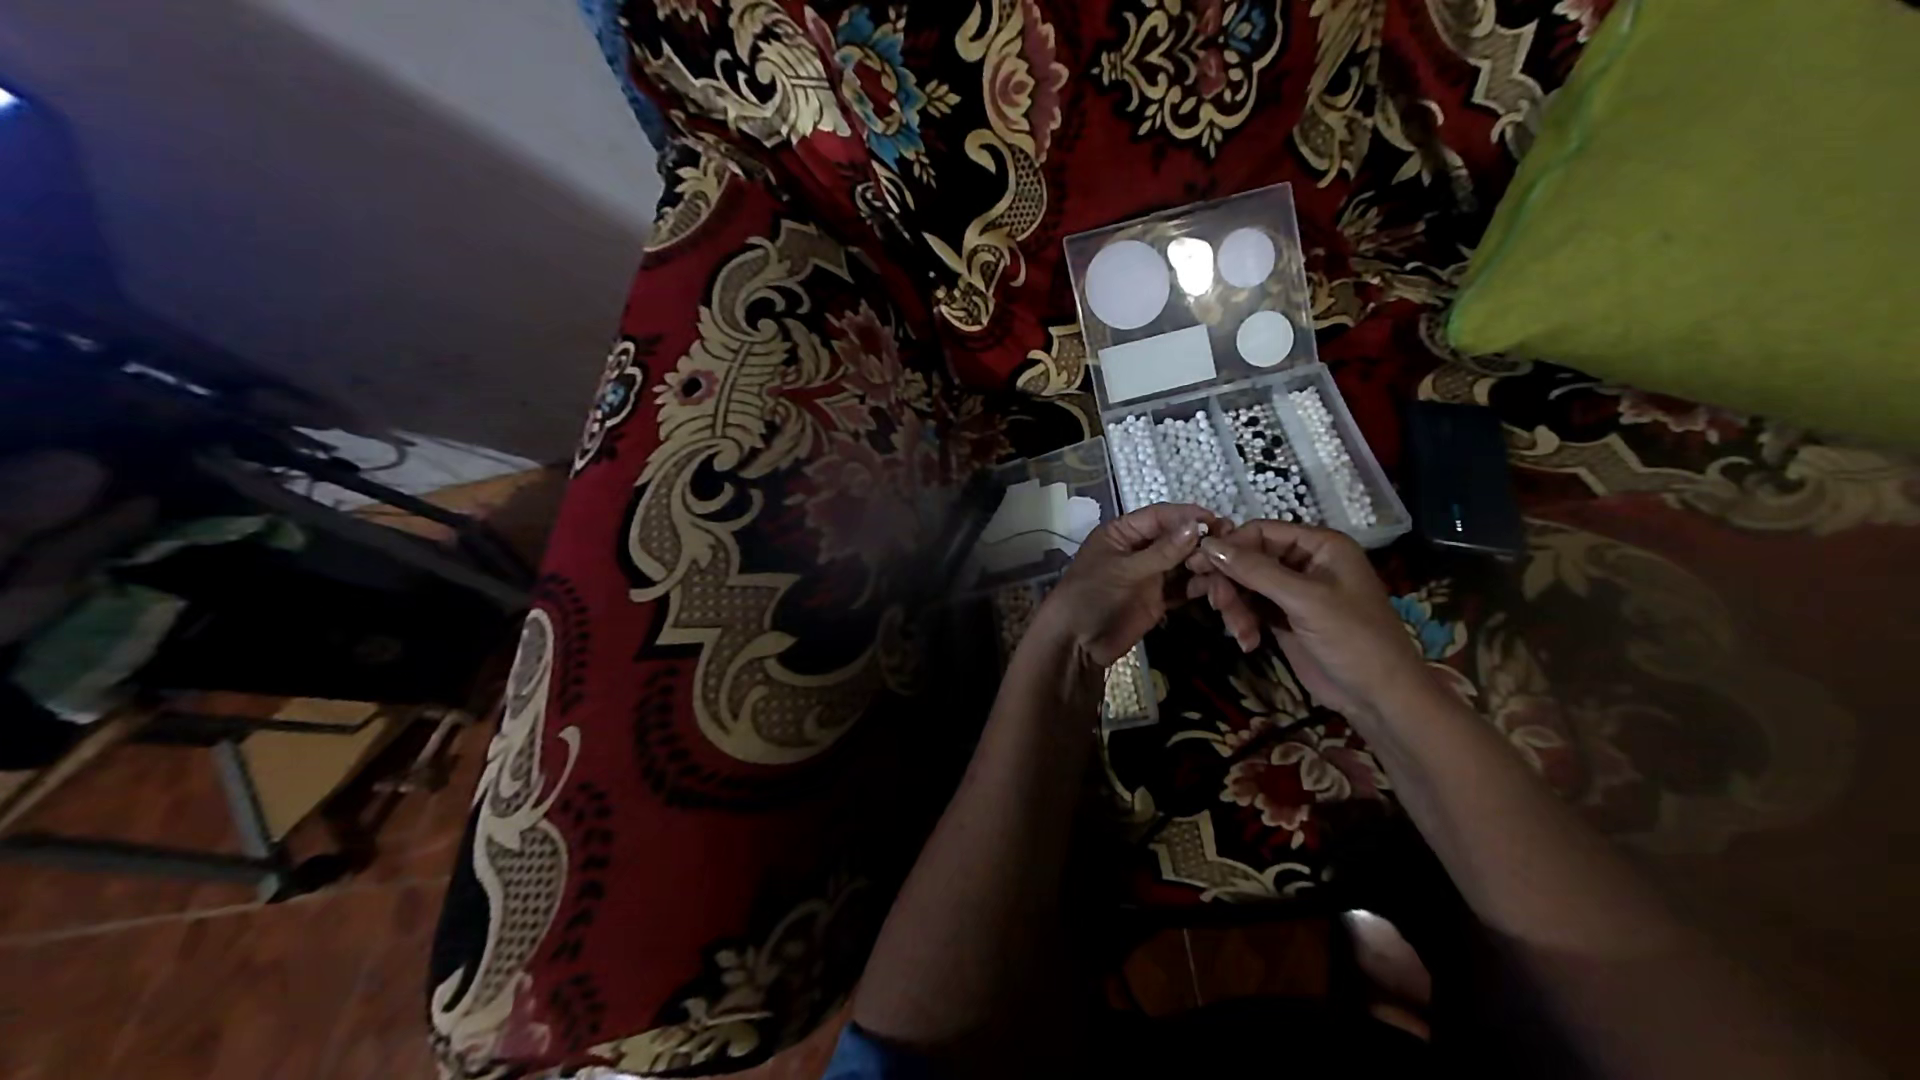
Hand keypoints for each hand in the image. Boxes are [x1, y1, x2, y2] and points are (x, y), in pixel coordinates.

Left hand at [1030, 503, 1221, 668]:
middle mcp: (1138, 549)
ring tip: (1228, 568)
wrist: (1077, 644)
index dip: (1187, 517)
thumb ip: (1162, 551)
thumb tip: (1196, 526)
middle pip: (1176, 538)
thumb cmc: (1091, 597)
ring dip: (1203, 565)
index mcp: (1121, 533)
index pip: (1159, 517)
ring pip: (1183, 563)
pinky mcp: (1158, 599)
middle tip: (1232, 544)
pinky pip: (1184, 587)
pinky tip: (1219, 587)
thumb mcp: (1125, 570)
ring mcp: (1149, 574)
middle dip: (1201, 541)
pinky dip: (1200, 587)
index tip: (1217, 521)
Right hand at [1186, 521, 1428, 720]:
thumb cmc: (1353, 639)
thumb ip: (1256, 570)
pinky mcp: (1283, 618)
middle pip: (1248, 558)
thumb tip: (1208, 545)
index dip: (1230, 546)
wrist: (1378, 697)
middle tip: (1215, 603)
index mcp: (1320, 546)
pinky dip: (1242, 622)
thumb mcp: (1305, 600)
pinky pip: (1250, 608)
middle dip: (1230, 581)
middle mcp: (1305, 563)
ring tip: (1238, 630)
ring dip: (1234, 606)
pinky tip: (1247, 642)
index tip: (1199, 565)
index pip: (1261, 532)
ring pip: (1244, 585)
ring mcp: (1293, 592)